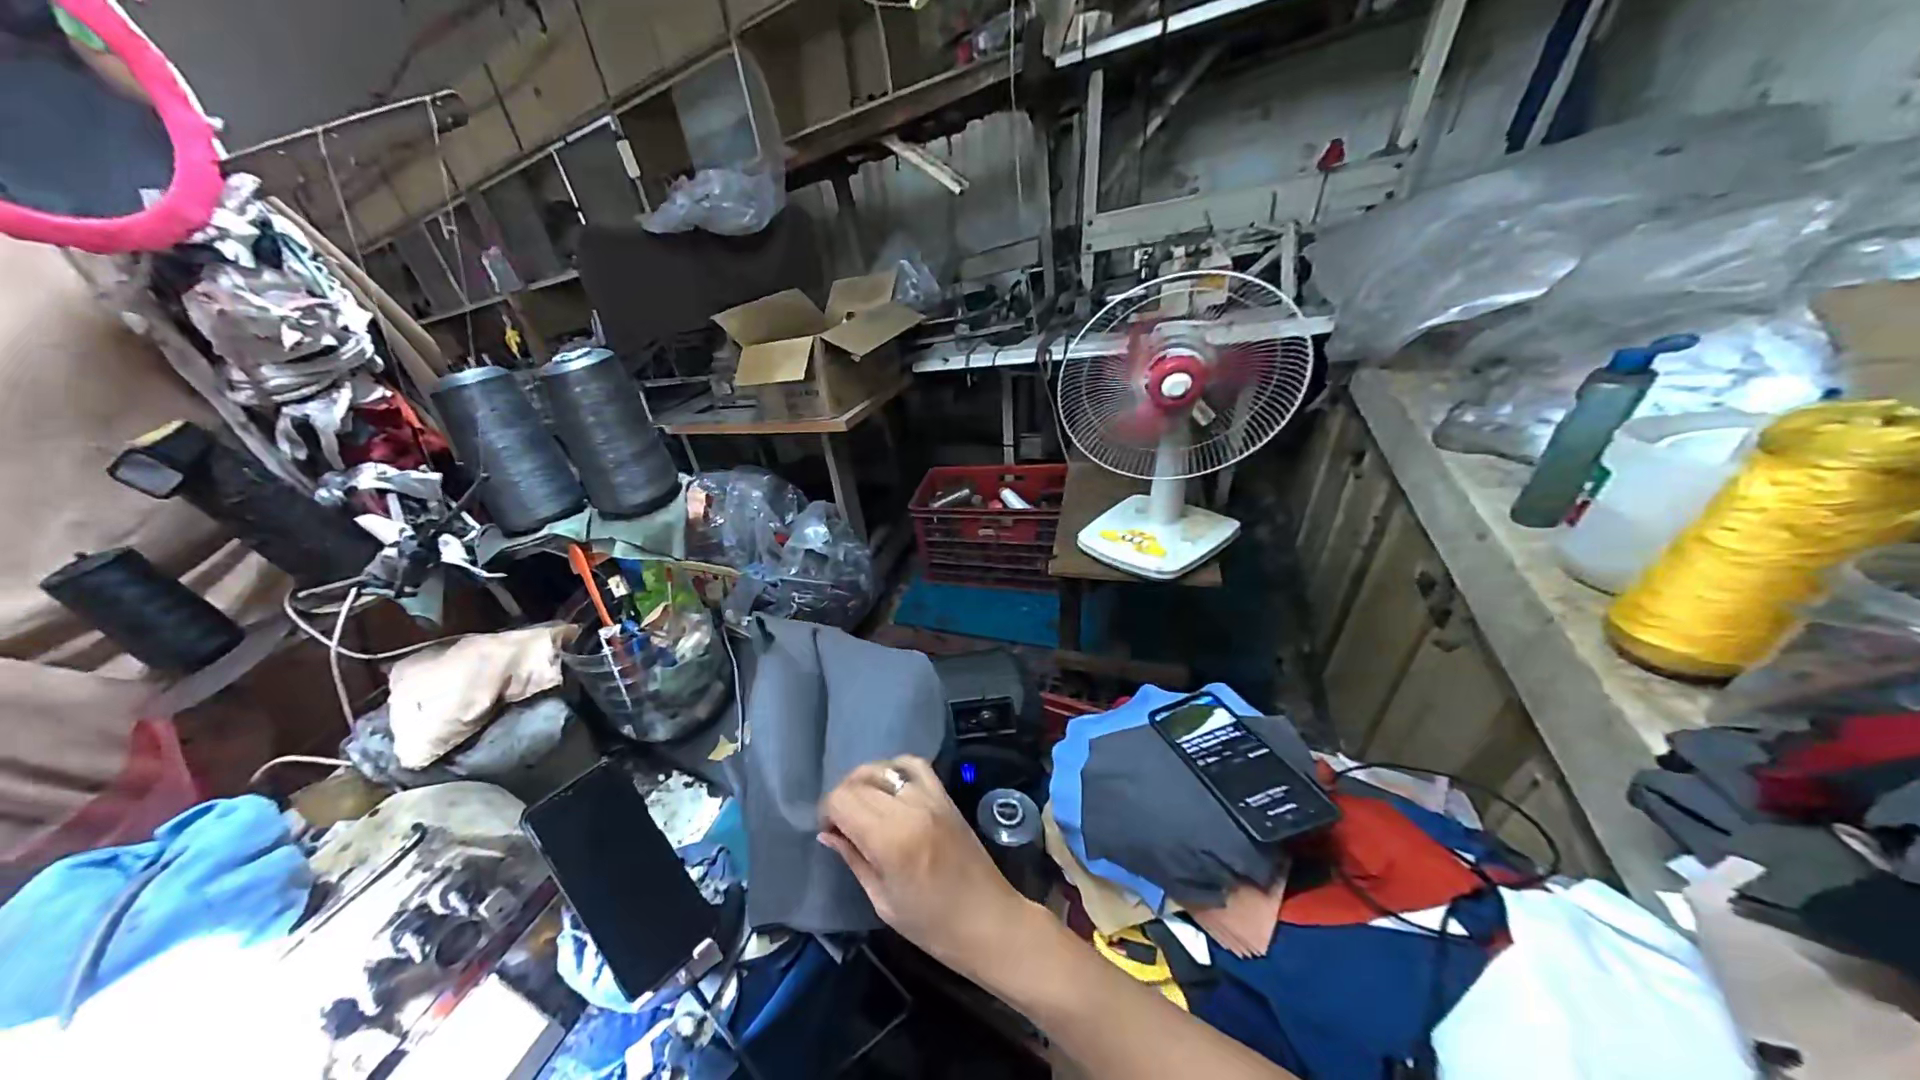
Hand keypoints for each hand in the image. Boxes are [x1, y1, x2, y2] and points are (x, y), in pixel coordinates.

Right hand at [818, 756, 1036, 978]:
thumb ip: (854, 859)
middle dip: (843, 798)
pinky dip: (896, 769)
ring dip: (865, 781)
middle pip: (859, 780)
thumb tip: (828, 834)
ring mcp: (931, 798)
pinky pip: (915, 766)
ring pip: (884, 767)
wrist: (989, 921)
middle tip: (842, 824)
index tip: (829, 832)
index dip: (827, 812)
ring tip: (863, 806)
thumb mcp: (883, 901)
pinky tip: (890, 789)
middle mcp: (910, 808)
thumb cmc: (932, 925)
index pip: (843, 799)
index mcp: (890, 840)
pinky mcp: (946, 797)